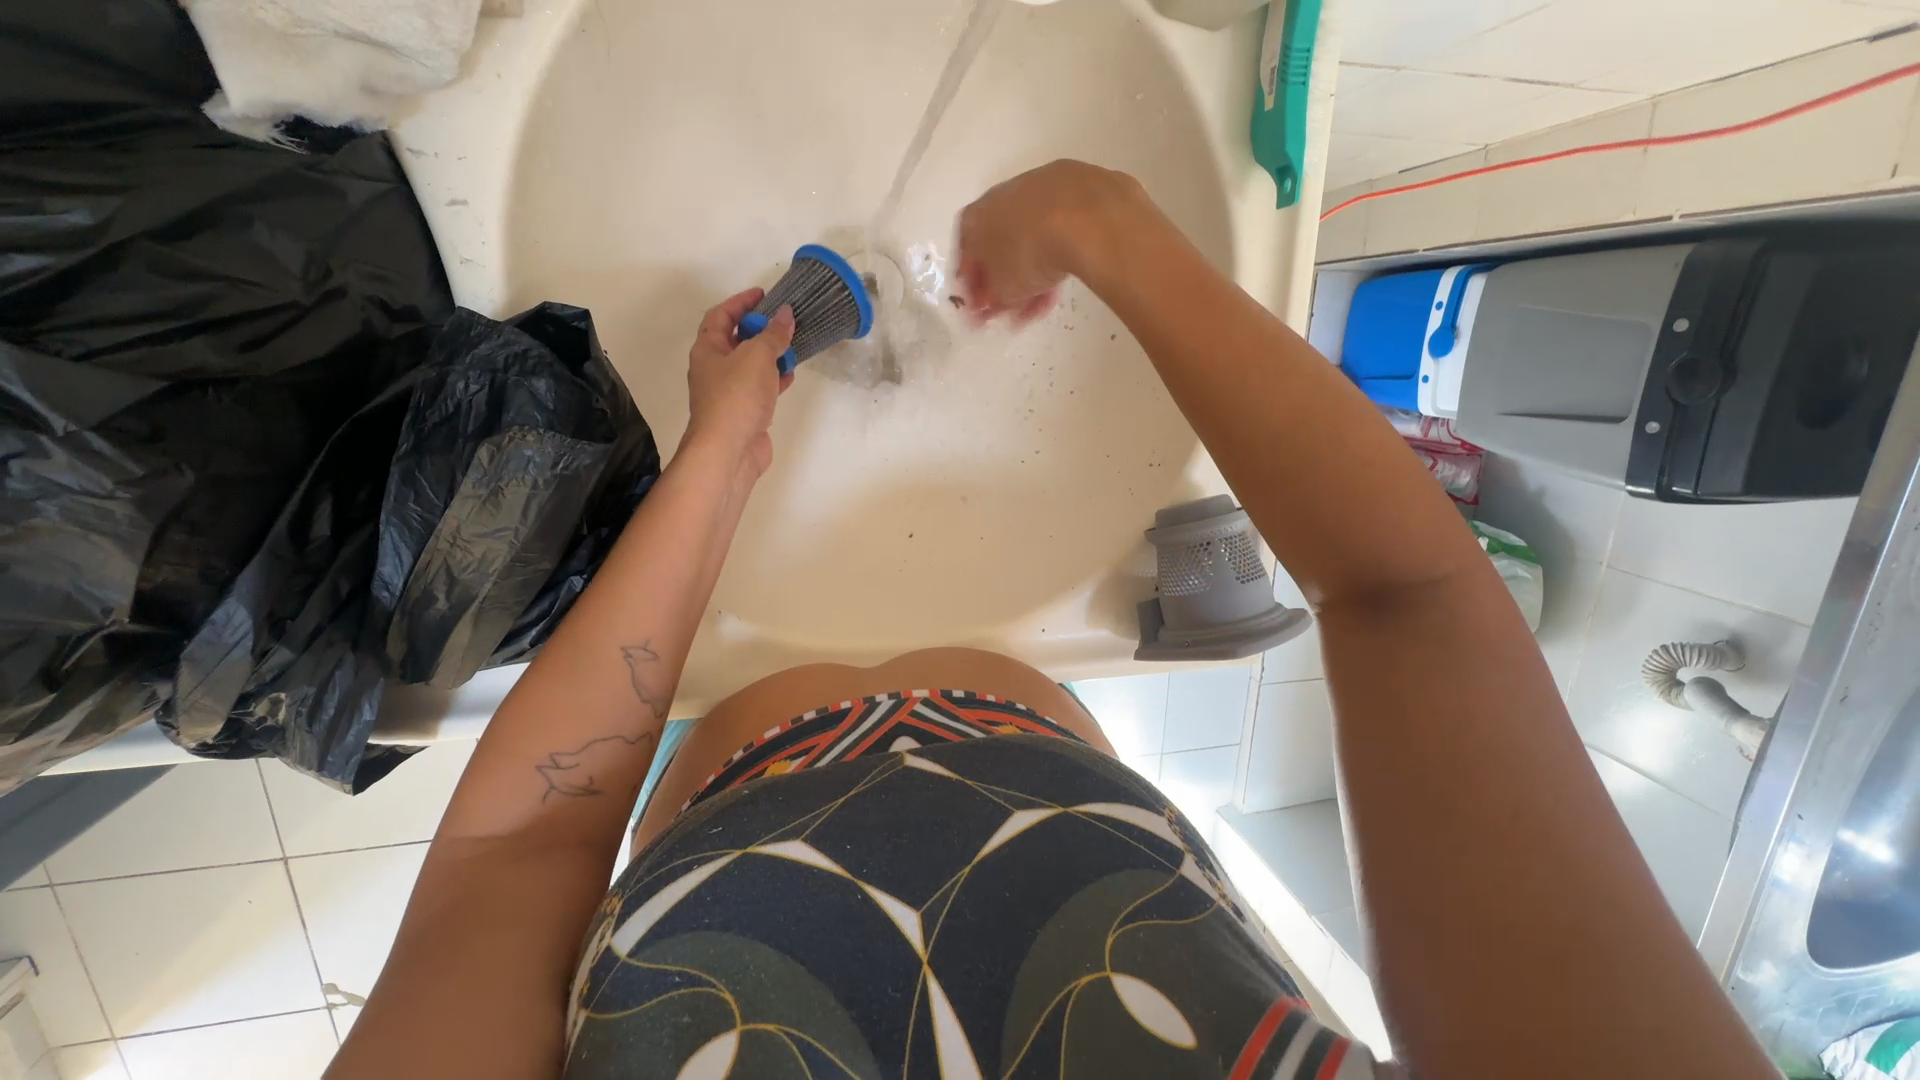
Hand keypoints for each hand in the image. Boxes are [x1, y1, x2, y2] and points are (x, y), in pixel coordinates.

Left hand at [683, 287, 793, 476]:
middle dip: (758, 328)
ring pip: (750, 365)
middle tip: (783, 320)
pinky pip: (760, 387)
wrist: (728, 449)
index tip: (764, 294)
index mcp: (708, 349)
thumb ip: (773, 334)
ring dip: (769, 354)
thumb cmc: (737, 396)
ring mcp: (728, 392)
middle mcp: (714, 368)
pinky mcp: (744, 412)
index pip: (721, 315)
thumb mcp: (757, 356)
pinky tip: (789, 375)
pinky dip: (774, 379)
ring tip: (792, 345)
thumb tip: (786, 314)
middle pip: (735, 340)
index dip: (740, 302)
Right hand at [956, 159, 1147, 324]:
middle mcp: (998, 198)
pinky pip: (1055, 228)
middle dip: (1006, 284)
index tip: (984, 315)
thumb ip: (993, 299)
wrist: (1083, 214)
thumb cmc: (1029, 253)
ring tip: (1042, 303)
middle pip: (999, 249)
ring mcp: (1036, 189)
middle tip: (1015, 311)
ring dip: (1032, 273)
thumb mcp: (1004, 289)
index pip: (967, 261)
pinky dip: (1054, 252)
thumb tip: (990, 303)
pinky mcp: (1071, 187)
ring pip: (1029, 239)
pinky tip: (1062, 278)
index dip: (974, 292)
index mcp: (973, 219)